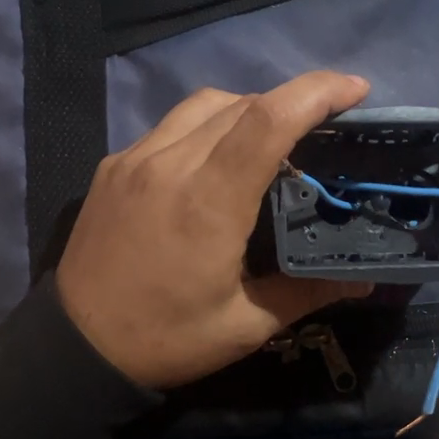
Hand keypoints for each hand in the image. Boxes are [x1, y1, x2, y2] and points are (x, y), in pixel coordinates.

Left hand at [56, 72, 375, 388]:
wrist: (74, 349)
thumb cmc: (165, 339)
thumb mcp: (244, 326)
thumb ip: (307, 291)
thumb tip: (364, 278)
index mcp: (209, 201)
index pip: (267, 121)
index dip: (316, 93)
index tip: (356, 89)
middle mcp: (170, 164)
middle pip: (242, 104)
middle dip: (290, 102)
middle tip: (322, 128)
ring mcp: (135, 159)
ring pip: (203, 105)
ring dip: (247, 108)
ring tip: (270, 141)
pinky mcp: (114, 165)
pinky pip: (170, 125)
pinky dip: (206, 126)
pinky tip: (214, 160)